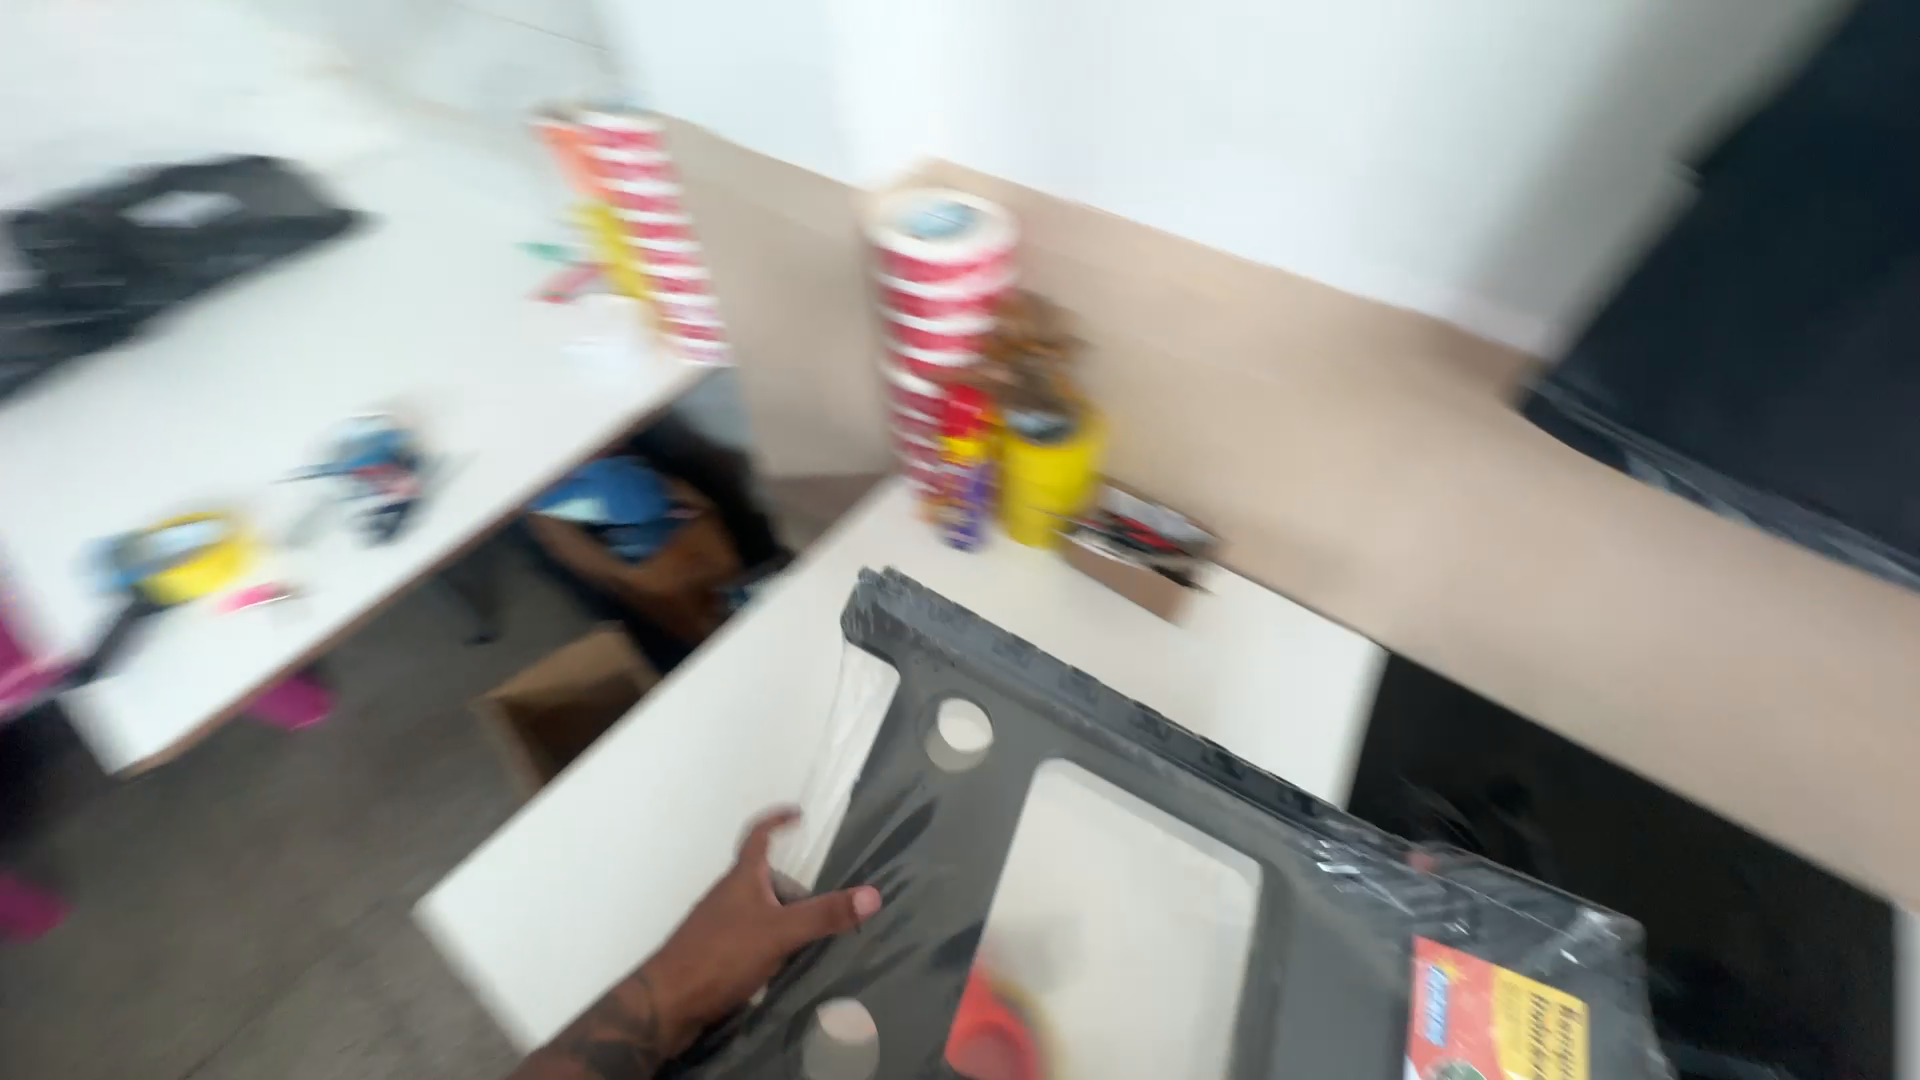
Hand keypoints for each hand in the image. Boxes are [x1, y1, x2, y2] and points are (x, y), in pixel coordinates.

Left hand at [641, 807, 882, 1051]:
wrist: (665, 1006)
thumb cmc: (721, 955)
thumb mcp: (781, 932)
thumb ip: (826, 915)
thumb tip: (873, 894)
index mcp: (742, 877)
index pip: (758, 834)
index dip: (777, 820)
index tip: (798, 814)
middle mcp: (727, 894)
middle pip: (766, 880)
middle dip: (793, 893)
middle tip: (817, 913)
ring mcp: (716, 924)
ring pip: (757, 912)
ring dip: (780, 923)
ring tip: (801, 946)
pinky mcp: (710, 954)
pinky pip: (746, 939)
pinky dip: (764, 947)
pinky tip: (774, 972)